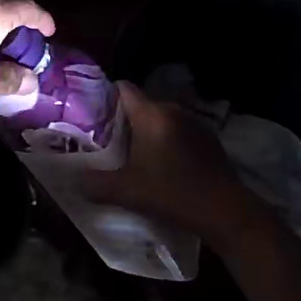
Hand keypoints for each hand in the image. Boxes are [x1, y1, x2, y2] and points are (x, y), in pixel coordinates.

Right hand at [85, 82, 254, 236]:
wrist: (228, 213)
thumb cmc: (173, 194)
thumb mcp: (127, 192)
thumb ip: (95, 184)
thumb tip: (73, 180)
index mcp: (151, 114)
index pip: (123, 87)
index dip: (105, 96)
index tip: (92, 113)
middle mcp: (173, 109)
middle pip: (140, 103)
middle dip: (123, 118)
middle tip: (107, 139)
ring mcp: (194, 123)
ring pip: (160, 117)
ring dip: (147, 131)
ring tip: (134, 153)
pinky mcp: (209, 139)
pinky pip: (178, 130)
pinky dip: (167, 140)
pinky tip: (164, 164)